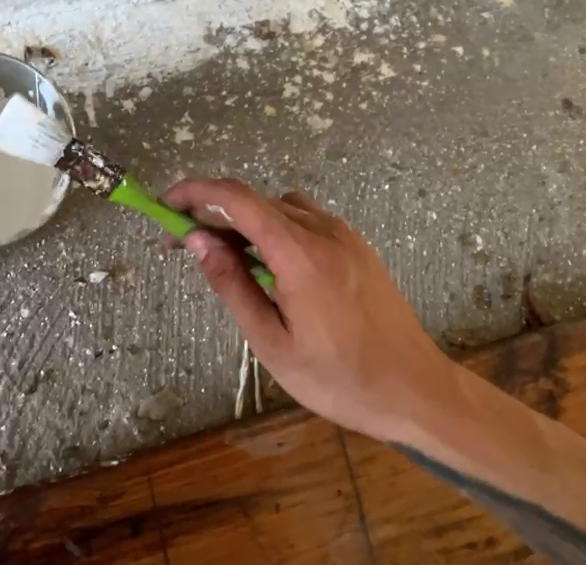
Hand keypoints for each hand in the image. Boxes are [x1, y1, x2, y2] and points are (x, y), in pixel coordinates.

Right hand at [164, 179, 459, 442]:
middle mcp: (323, 231)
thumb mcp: (272, 342)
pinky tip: (269, 266)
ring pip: (278, 206)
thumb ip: (231, 284)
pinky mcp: (356, 246)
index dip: (195, 193)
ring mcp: (344, 235)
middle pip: (254, 201)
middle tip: (182, 245)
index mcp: (300, 254)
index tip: (165, 206)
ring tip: (226, 260)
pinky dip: (272, 228)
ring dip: (243, 221)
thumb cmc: (341, 379)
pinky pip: (302, 219)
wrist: (420, 392)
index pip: (237, 199)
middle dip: (211, 214)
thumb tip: (196, 239)